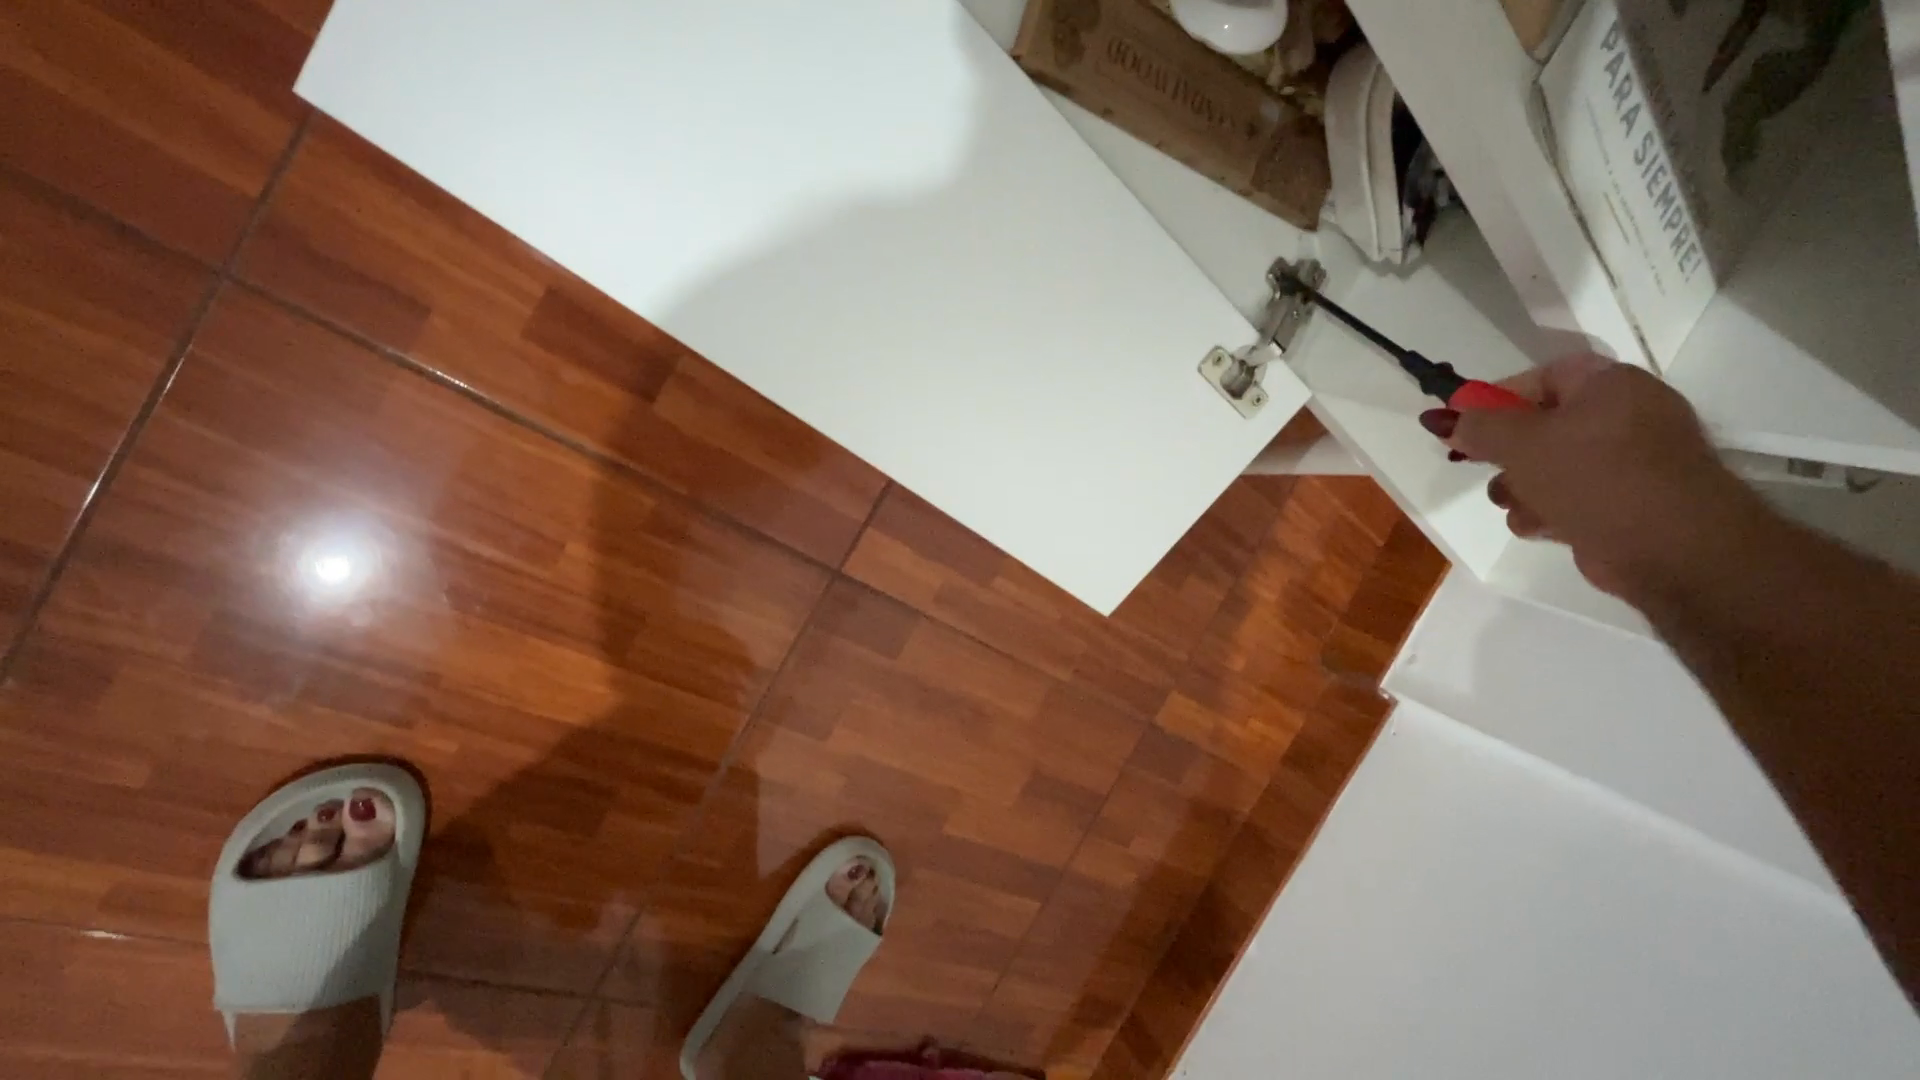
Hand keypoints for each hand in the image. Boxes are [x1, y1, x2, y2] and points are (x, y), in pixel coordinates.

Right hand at [1427, 354, 1761, 599]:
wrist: (1672, 546)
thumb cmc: (1594, 476)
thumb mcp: (1521, 443)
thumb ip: (1477, 427)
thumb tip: (1441, 418)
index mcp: (1608, 385)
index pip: (1540, 377)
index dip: (1494, 399)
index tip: (1460, 425)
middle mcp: (1624, 415)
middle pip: (1539, 425)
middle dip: (1504, 452)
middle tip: (1475, 464)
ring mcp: (1628, 461)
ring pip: (1547, 466)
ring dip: (1520, 488)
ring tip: (1517, 504)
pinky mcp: (1624, 502)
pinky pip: (1569, 497)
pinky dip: (1548, 511)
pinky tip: (1542, 526)